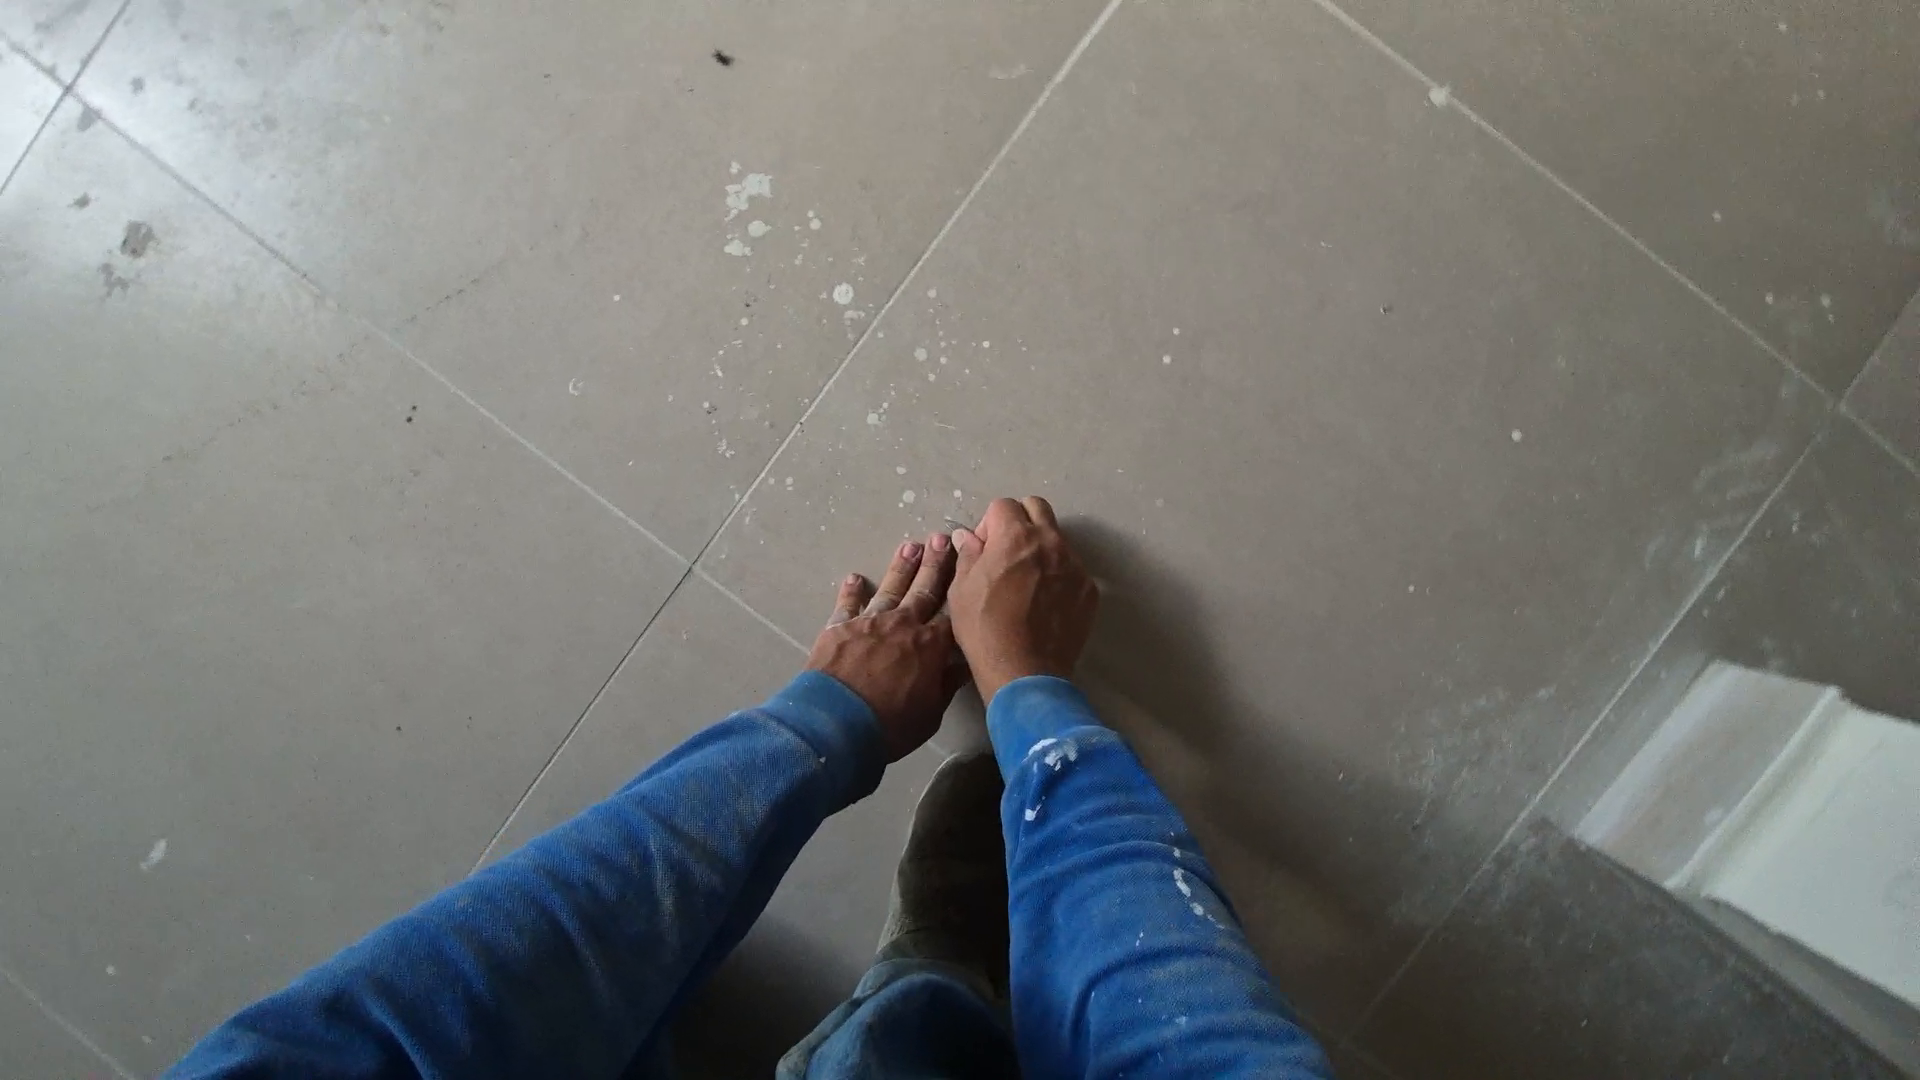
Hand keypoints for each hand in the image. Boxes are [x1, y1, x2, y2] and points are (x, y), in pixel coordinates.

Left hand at [807, 534, 968, 761]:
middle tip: (942, 539)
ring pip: (891, 589)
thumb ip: (946, 685)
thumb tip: (964, 665)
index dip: (963, 591)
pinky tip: (854, 578)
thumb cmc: (890, 725)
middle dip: (935, 564)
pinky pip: (847, 604)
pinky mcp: (839, 627)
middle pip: (925, 590)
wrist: (836, 723)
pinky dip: (851, 591)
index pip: (954, 614)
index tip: (971, 570)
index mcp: (932, 645)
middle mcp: (904, 624)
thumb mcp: (930, 713)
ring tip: (910, 546)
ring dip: (901, 568)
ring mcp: (870, 622)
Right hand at [948, 497, 1099, 704]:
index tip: (983, 549)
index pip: (1003, 505)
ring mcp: (1075, 565)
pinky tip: (1043, 603)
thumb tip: (968, 536)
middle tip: (1006, 551)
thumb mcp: (961, 590)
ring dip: (1040, 547)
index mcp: (1016, 536)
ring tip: (1026, 581)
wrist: (1025, 671)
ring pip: (1057, 538)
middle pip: (1037, 508)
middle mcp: (1050, 542)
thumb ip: (968, 555)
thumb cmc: (984, 629)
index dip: (989, 524)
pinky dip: (1057, 575)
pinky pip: (1072, 568)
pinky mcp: (1089, 589)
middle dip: (1019, 521)